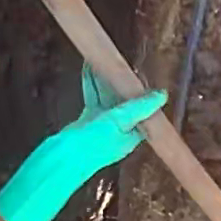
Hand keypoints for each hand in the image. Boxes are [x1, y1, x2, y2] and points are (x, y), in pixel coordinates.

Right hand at [0, 66, 165, 220]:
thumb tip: (162, 95)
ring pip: (108, 98)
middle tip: (119, 61)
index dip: (142, 91)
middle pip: (125, 101)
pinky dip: (92, 85)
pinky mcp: (88, 123)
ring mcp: (103, 127)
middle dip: (121, 82)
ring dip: (105, 80)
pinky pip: (93, 99)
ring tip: (103, 60)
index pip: (142, 110)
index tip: (139, 72)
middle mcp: (119, 131)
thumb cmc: (89, 145)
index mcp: (130, 135)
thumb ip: (138, 108)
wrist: (59, 161)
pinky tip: (88, 70)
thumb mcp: (117, 122)